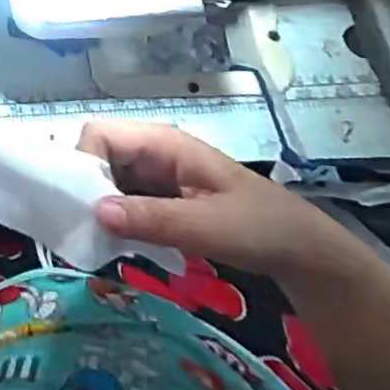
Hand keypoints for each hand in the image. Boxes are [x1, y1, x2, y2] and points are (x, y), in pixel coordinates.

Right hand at [78, 122, 371, 282]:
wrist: (305, 255)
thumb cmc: (262, 228)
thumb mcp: (210, 226)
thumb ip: (154, 218)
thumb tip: (95, 211)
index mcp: (162, 142)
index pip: (99, 134)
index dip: (83, 163)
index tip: (84, 206)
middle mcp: (150, 151)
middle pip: (96, 155)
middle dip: (86, 188)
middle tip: (88, 228)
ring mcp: (153, 173)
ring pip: (105, 178)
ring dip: (98, 206)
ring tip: (101, 240)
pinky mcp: (157, 196)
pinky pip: (121, 198)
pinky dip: (114, 218)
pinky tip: (119, 242)